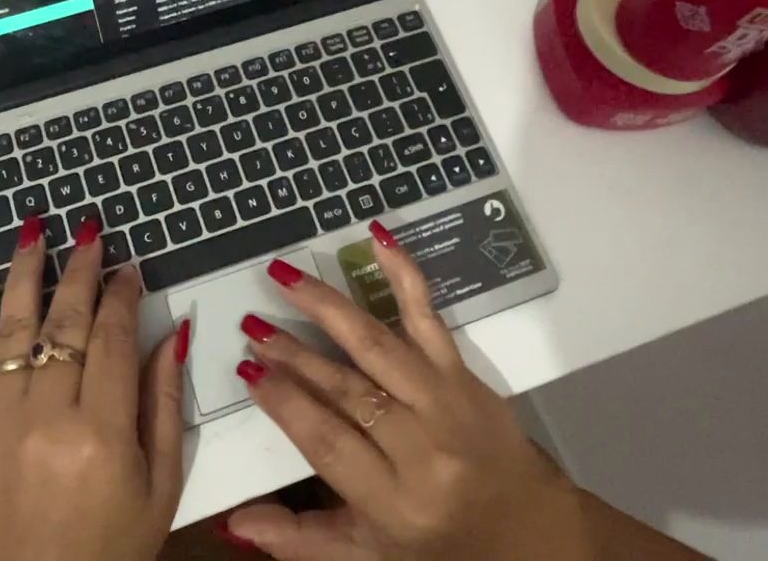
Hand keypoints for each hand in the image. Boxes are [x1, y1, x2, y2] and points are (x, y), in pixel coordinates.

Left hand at [0, 215, 187, 560]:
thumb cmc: (110, 549)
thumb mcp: (161, 486)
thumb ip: (163, 403)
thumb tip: (171, 331)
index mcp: (102, 432)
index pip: (114, 337)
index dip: (124, 294)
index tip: (131, 266)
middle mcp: (47, 415)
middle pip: (65, 320)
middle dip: (80, 267)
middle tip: (90, 229)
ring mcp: (1, 418)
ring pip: (14, 326)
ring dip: (26, 270)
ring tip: (35, 228)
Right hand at [223, 220, 591, 560]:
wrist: (534, 534)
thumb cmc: (443, 547)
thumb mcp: (372, 555)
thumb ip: (303, 539)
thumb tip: (234, 523)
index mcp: (396, 502)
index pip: (328, 441)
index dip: (285, 402)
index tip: (247, 370)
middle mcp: (423, 447)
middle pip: (346, 388)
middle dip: (293, 353)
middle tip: (252, 324)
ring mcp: (446, 401)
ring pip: (376, 344)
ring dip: (326, 307)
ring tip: (284, 277)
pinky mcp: (462, 371)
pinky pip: (429, 316)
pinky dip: (403, 274)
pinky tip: (378, 238)